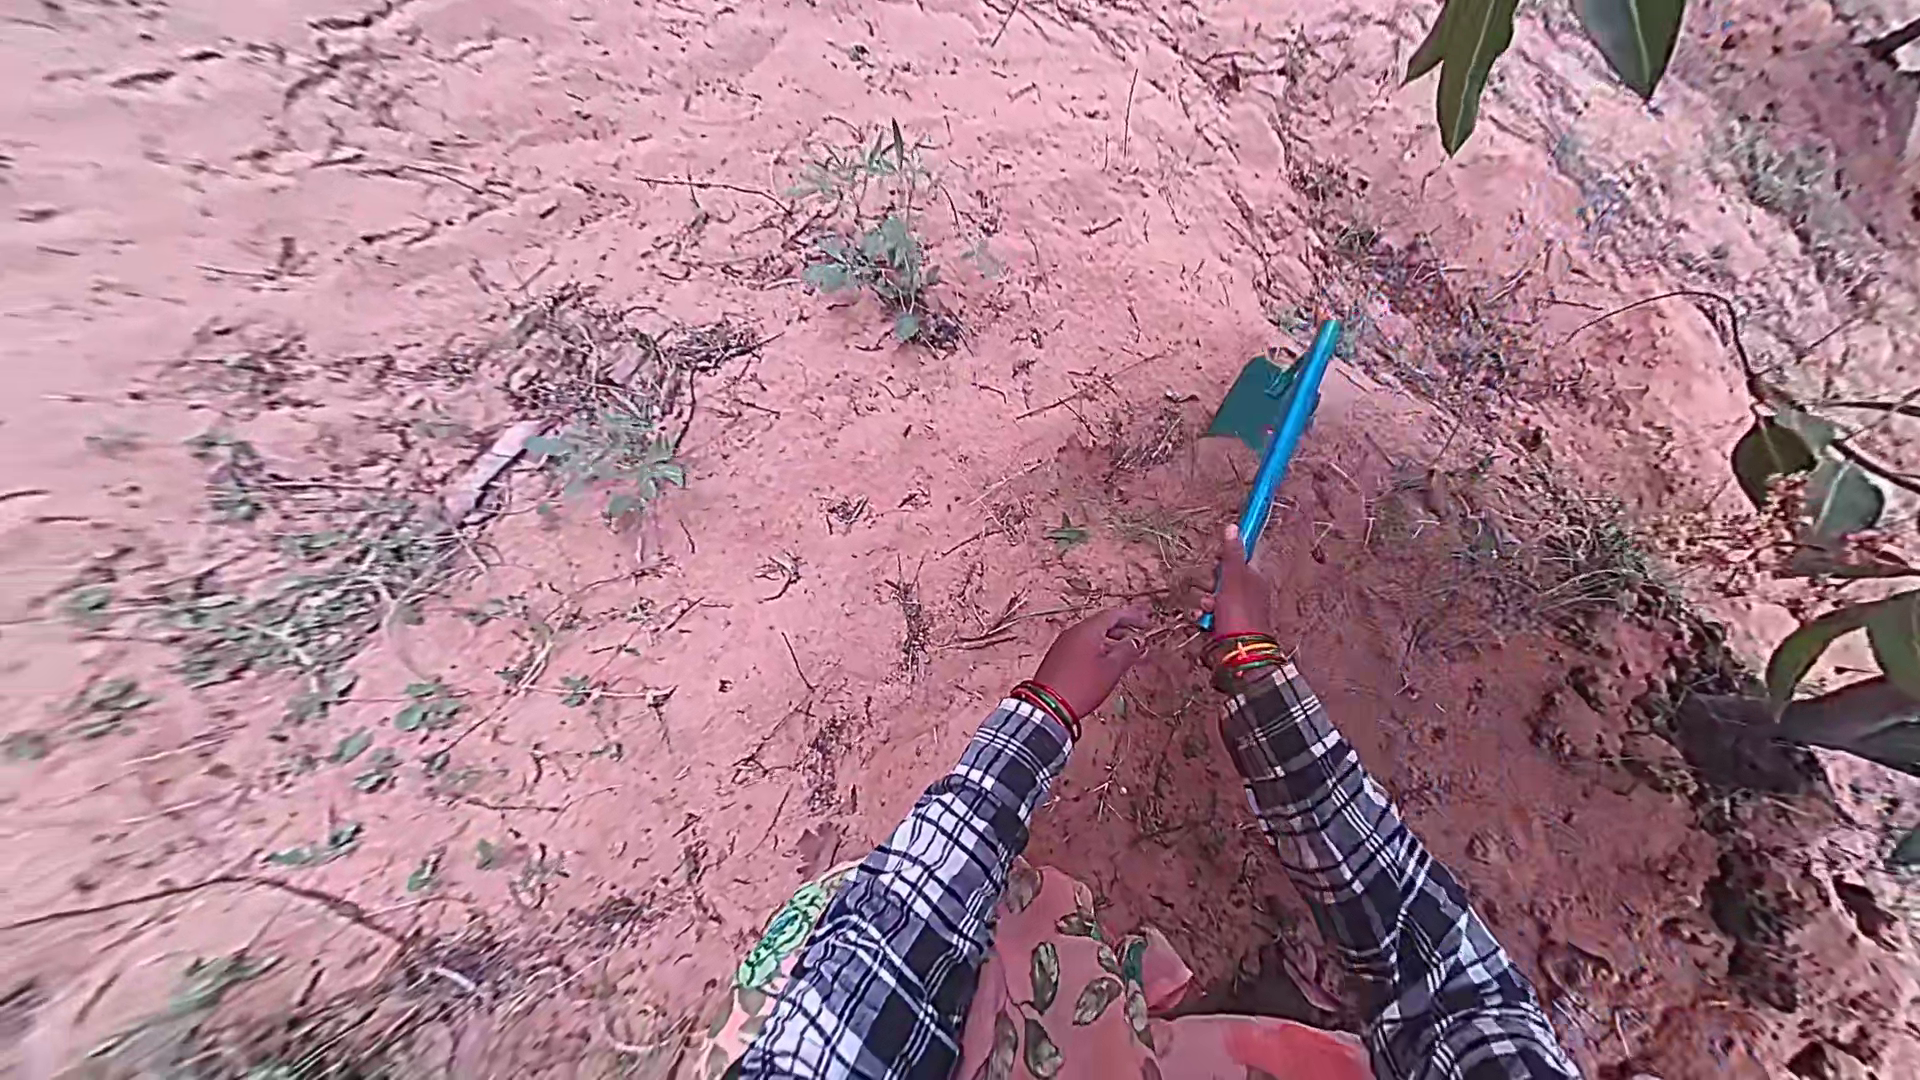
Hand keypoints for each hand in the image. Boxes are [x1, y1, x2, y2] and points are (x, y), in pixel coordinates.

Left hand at [1031, 605, 1149, 717]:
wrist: (1049, 705)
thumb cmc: (1082, 686)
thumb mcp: (1111, 669)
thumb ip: (1128, 651)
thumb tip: (1139, 640)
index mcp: (1087, 630)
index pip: (1113, 614)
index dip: (1132, 616)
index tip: (1147, 622)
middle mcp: (1073, 632)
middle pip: (1101, 623)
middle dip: (1122, 628)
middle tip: (1139, 634)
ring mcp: (1063, 643)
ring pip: (1091, 635)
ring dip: (1110, 639)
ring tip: (1126, 650)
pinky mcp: (1058, 656)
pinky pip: (1082, 645)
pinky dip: (1098, 647)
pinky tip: (1106, 661)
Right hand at [1196, 524, 1271, 637]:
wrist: (1240, 650)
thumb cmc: (1240, 612)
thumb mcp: (1234, 578)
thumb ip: (1232, 554)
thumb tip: (1233, 526)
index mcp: (1254, 578)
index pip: (1238, 559)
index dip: (1226, 559)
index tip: (1218, 563)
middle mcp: (1246, 592)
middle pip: (1221, 576)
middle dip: (1210, 582)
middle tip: (1212, 587)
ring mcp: (1236, 608)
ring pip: (1212, 594)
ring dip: (1205, 600)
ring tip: (1208, 608)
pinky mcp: (1225, 623)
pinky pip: (1209, 612)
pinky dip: (1204, 614)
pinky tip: (1204, 618)